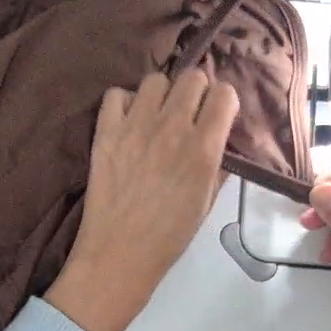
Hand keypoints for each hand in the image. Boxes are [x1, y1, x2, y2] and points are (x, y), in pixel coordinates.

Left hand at [46, 71, 239, 330]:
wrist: (119, 253)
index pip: (224, 94)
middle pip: (192, 78)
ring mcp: (135, 126)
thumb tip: (221, 138)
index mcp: (203, 148)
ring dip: (162, 94)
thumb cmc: (170, 235)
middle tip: (189, 113)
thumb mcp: (207, 201)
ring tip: (158, 115)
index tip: (217, 116)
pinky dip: (125, 103)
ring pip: (156, 79)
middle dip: (196, 92)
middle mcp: (172, 128)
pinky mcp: (105, 132)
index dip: (223, 102)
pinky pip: (116, 94)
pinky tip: (129, 122)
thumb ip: (218, 164)